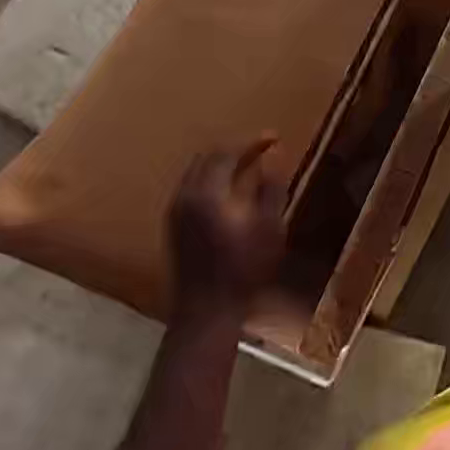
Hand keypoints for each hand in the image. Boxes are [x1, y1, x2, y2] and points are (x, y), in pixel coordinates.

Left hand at [169, 134, 288, 309]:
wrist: (208, 310)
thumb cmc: (245, 269)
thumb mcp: (269, 226)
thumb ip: (271, 188)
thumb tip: (274, 158)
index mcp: (207, 194)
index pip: (227, 152)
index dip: (253, 141)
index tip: (275, 138)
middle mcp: (185, 196)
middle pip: (208, 157)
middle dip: (236, 148)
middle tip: (263, 148)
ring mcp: (175, 211)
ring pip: (197, 171)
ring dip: (223, 163)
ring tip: (250, 165)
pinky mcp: (174, 225)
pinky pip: (192, 186)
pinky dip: (212, 178)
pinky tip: (231, 189)